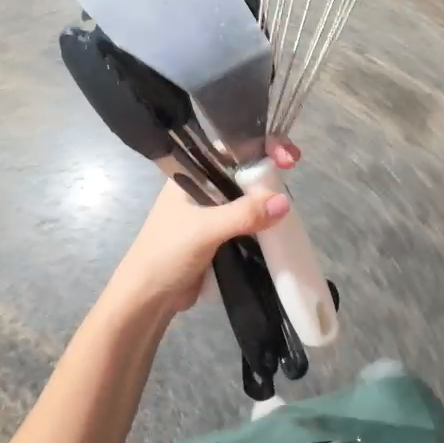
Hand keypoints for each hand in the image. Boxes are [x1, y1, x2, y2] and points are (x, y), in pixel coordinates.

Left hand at [105, 138, 301, 317]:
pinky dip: (264, 219)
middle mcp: (202, 187)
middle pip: (242, 168)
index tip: (284, 154)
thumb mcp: (204, 230)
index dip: (258, 142)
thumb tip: (285, 202)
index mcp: (191, 174)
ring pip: (247, 195)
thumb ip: (243, 214)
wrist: (149, 300)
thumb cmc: (166, 254)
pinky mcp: (220, 235)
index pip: (229, 146)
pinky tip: (282, 221)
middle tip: (294, 165)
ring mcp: (212, 211)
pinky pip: (248, 220)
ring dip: (268, 194)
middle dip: (268, 165)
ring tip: (292, 197)